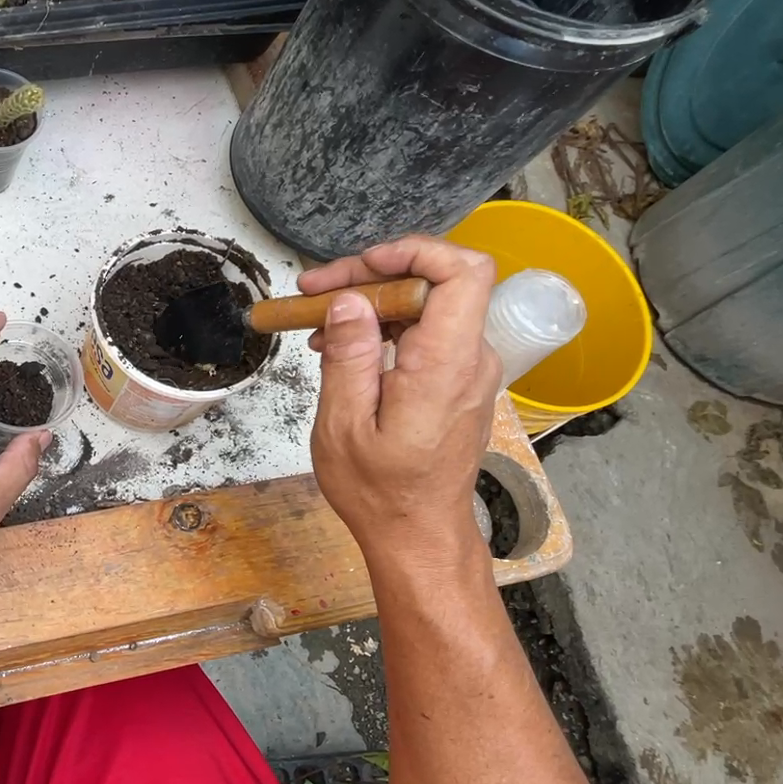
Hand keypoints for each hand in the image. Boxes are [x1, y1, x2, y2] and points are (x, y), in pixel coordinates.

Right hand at [298, 236, 501, 567]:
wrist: (417, 532)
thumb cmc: (377, 489)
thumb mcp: (343, 425)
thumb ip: (349, 358)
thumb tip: (349, 303)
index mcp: (444, 364)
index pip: (462, 272)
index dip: (414, 251)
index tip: (359, 265)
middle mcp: (470, 359)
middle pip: (436, 285)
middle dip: (372, 278)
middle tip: (312, 293)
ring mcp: (468, 371)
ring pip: (428, 309)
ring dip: (372, 305)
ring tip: (316, 326)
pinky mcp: (456, 383)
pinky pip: (426, 336)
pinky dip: (384, 330)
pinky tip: (342, 350)